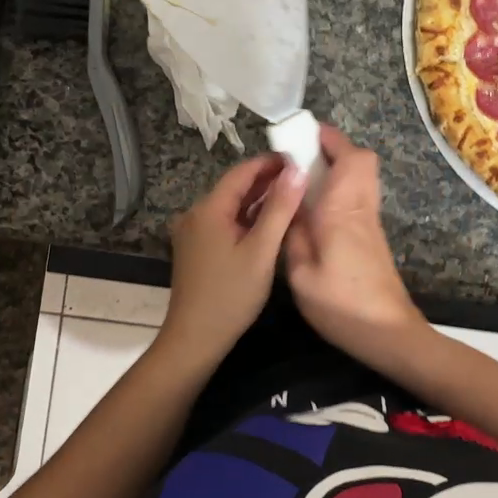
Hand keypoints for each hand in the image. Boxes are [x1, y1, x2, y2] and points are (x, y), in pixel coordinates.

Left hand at [160, 154, 305, 365]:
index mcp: (208, 209)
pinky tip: (271, 225)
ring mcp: (194, 232)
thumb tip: (297, 171)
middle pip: (235, 187)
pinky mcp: (197, 248)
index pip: (242, 172)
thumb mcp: (261, 251)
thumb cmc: (230, 295)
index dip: (270, 163)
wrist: (195, 338)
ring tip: (294, 198)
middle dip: (268, 181)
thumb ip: (279, 209)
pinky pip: (225, 223)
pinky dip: (248, 220)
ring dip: (259, 201)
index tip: (300, 158)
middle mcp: (196, 214)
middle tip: (303, 178)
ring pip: (231, 206)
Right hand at [284, 126, 426, 358]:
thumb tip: (288, 204)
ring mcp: (371, 223)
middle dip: (333, 148)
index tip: (301, 134)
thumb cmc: (342, 305)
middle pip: (362, 161)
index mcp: (343, 210)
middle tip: (300, 155)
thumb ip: (293, 234)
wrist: (389, 334)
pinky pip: (357, 197)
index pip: (350, 157)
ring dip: (337, 168)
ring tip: (302, 178)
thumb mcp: (301, 273)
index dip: (329, 139)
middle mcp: (361, 208)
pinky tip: (314, 208)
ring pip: (362, 178)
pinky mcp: (372, 238)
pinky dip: (339, 189)